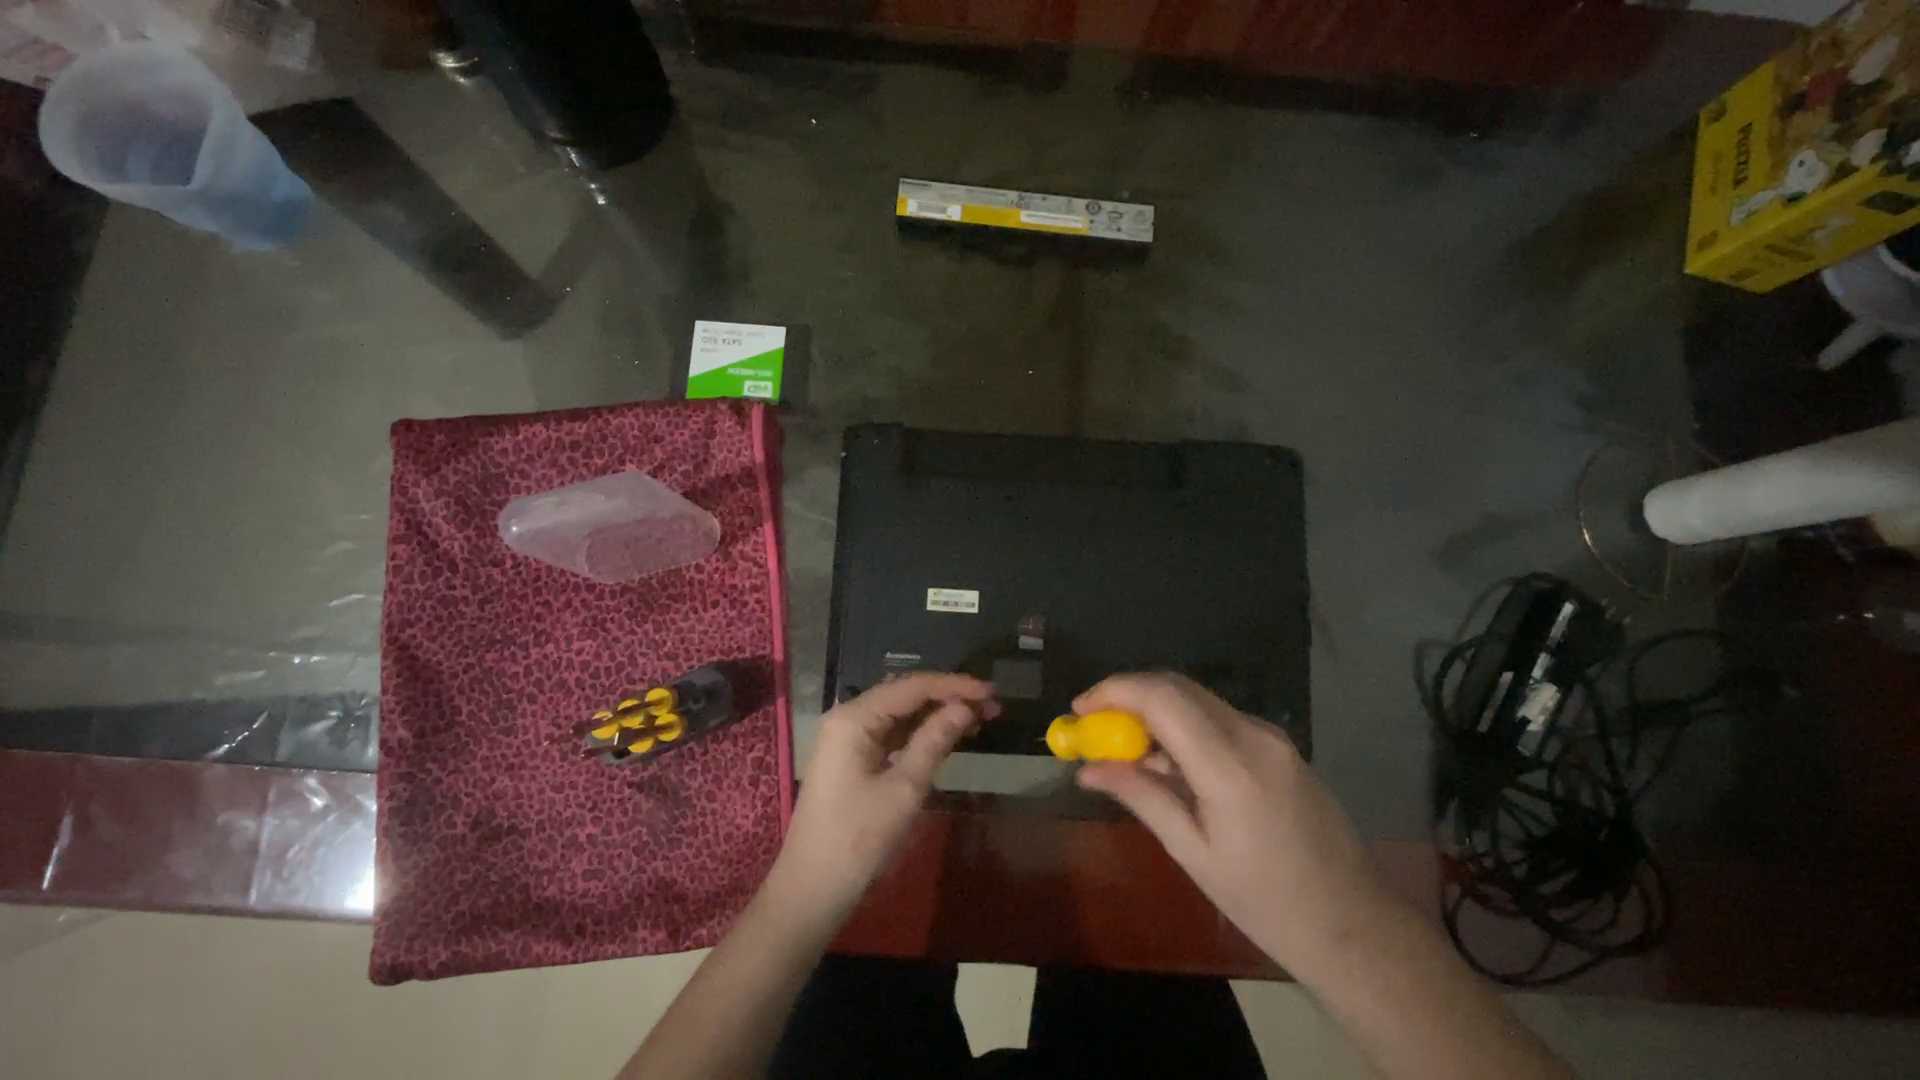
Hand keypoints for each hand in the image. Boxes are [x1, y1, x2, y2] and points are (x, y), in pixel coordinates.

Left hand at [772, 673, 997, 917]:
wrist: (813, 889)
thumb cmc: (858, 839)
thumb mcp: (904, 789)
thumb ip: (935, 742)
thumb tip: (966, 708)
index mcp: (854, 718)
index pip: (912, 687)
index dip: (954, 686)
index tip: (993, 692)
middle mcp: (848, 719)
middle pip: (905, 695)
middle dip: (948, 697)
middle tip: (991, 706)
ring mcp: (848, 740)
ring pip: (900, 715)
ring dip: (937, 714)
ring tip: (979, 720)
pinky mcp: (852, 761)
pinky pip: (891, 735)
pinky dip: (920, 734)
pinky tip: (948, 737)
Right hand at [1073, 673, 1398, 975]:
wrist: (1351, 923)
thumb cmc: (1265, 901)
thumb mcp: (1193, 853)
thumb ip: (1142, 797)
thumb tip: (1088, 769)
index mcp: (1231, 766)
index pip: (1163, 699)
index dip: (1114, 692)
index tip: (1079, 710)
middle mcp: (1254, 736)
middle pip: (1179, 688)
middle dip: (1128, 697)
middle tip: (1093, 728)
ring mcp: (1273, 738)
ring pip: (1199, 701)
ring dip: (1155, 713)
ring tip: (1123, 752)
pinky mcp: (1280, 747)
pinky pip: (1220, 721)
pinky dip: (1184, 728)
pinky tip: (1168, 765)